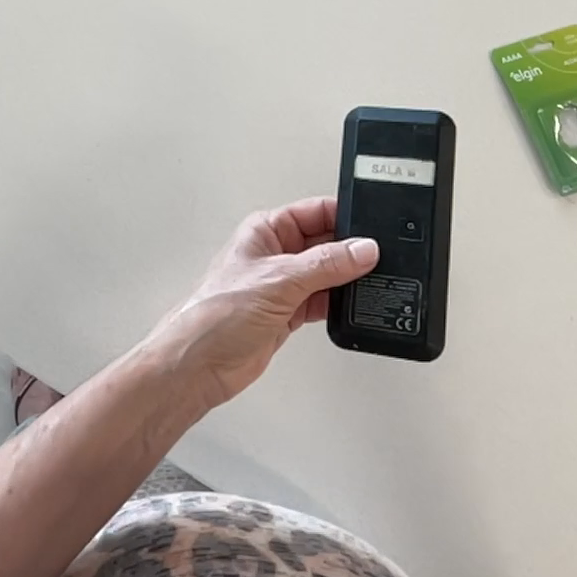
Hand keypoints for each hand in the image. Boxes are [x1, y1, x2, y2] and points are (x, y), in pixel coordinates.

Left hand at [144, 197, 378, 411]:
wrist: (199, 365)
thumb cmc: (215, 314)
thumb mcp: (279, 279)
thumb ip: (326, 264)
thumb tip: (362, 249)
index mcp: (266, 230)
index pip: (315, 211)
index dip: (345, 216)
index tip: (373, 228)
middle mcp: (275, 253)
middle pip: (326, 242)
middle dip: (351, 251)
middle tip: (378, 259)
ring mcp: (282, 284)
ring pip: (328, 273)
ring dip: (346, 279)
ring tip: (369, 283)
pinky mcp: (288, 312)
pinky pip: (323, 300)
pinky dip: (338, 303)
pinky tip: (350, 306)